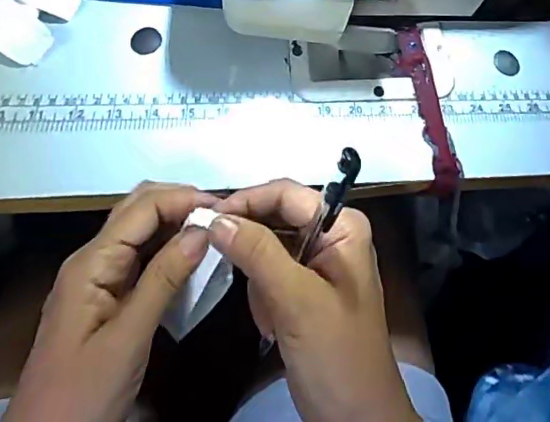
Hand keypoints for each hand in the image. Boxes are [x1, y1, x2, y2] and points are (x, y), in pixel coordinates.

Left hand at [8, 182, 217, 421]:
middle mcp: (92, 260)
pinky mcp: (105, 299)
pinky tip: (190, 257)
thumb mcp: (127, 340)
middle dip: (179, 202)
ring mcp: (97, 279)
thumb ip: (164, 280)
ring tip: (213, 232)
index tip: (223, 209)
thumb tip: (202, 231)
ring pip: (140, 230)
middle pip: (139, 209)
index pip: (143, 207)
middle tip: (220, 217)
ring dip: (175, 222)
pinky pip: (140, 257)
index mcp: (91, 262)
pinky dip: (167, 248)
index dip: (183, 199)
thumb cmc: (79, 396)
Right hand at [213, 180, 417, 421]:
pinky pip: (271, 275)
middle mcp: (334, 234)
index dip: (247, 200)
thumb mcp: (297, 301)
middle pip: (276, 217)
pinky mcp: (307, 289)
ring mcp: (321, 262)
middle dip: (253, 249)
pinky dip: (263, 297)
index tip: (206, 217)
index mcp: (343, 224)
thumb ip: (258, 253)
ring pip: (268, 247)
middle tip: (229, 270)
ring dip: (259, 281)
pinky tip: (273, 325)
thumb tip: (215, 217)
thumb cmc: (337, 356)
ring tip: (270, 317)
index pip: (286, 193)